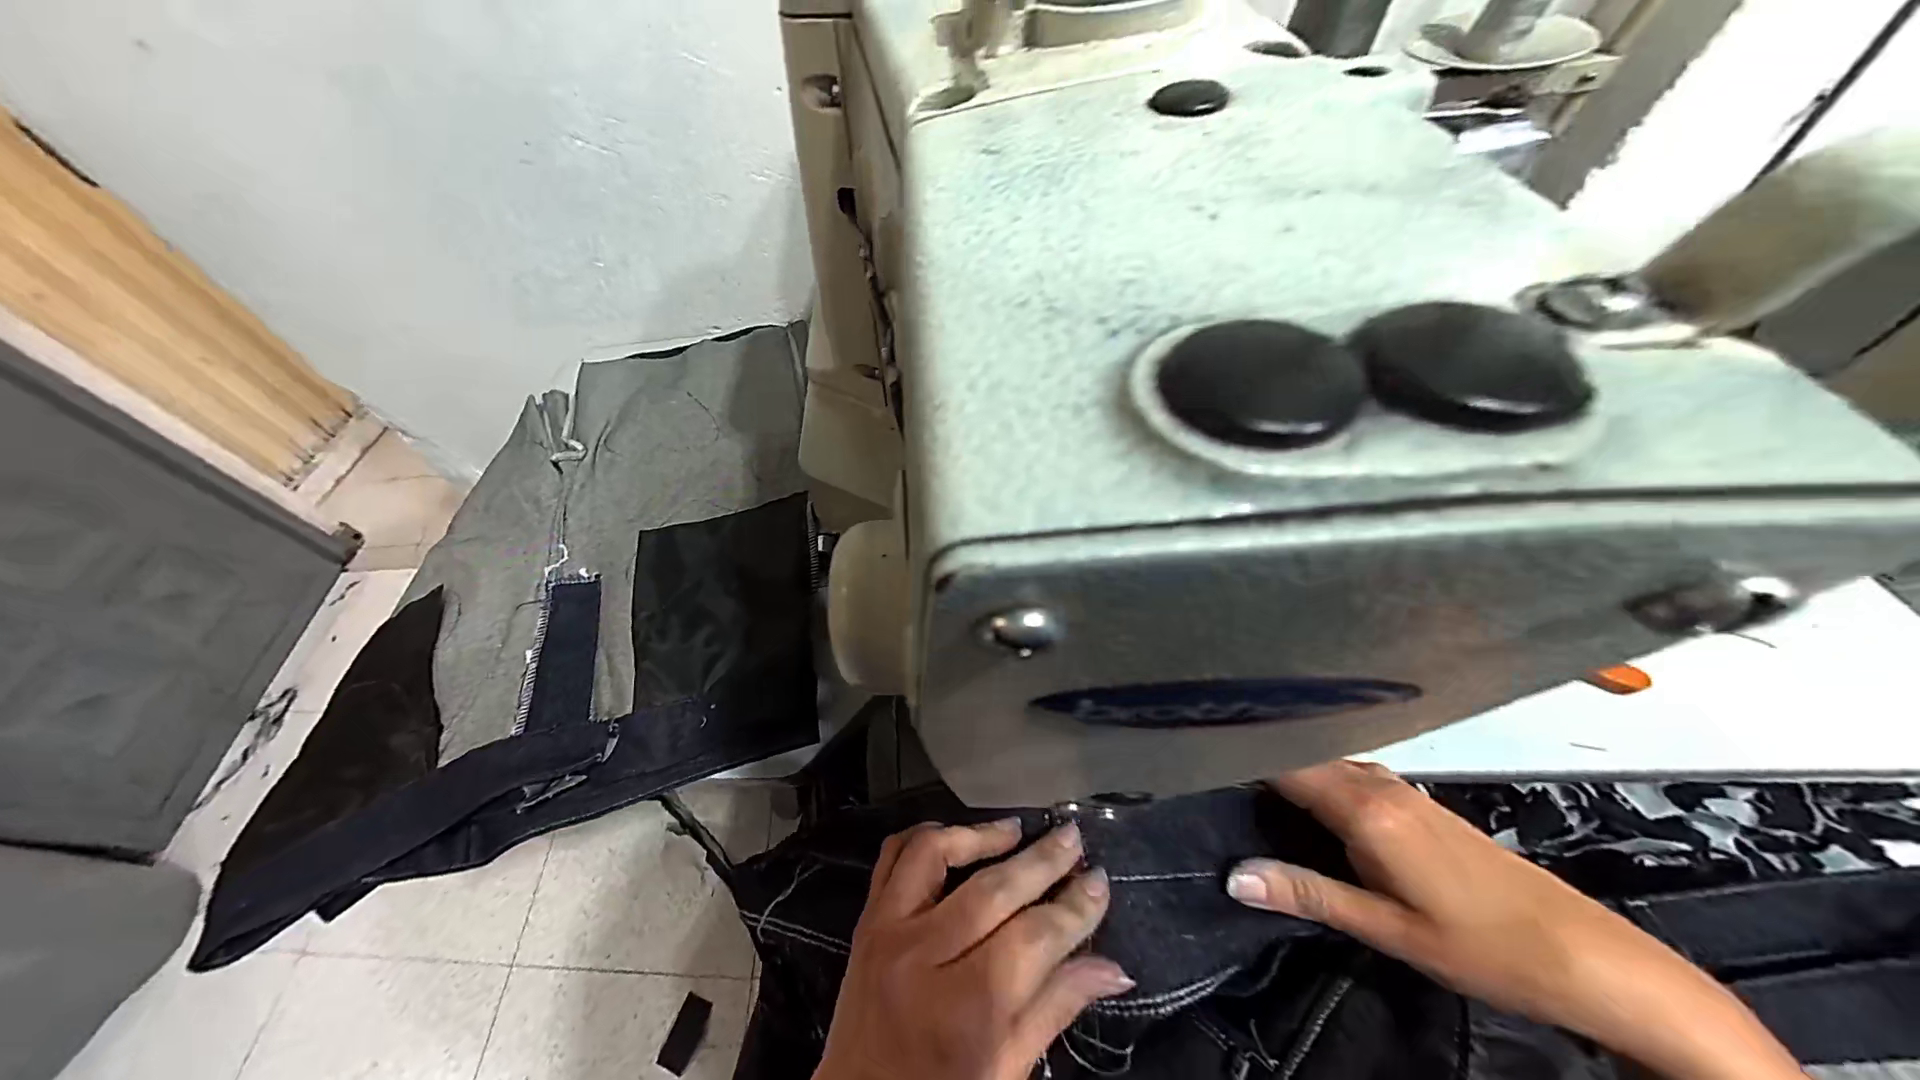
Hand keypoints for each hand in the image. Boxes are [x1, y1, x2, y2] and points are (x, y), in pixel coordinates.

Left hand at [814, 819, 1133, 1079]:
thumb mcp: (1005, 1070)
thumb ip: (1055, 1007)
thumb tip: (1114, 967)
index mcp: (962, 1010)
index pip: (1032, 940)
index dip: (1073, 908)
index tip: (1100, 882)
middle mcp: (920, 958)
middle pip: (992, 890)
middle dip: (1042, 860)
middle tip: (1073, 837)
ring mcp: (886, 931)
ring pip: (936, 854)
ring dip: (981, 835)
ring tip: (1018, 829)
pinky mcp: (866, 919)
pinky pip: (893, 855)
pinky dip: (926, 835)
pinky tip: (958, 835)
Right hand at [1226, 761, 1801, 1079]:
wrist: (1593, 959)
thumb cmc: (1485, 947)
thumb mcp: (1387, 929)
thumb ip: (1306, 893)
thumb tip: (1232, 875)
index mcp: (1365, 808)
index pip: (1284, 763)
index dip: (1238, 754)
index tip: (1193, 750)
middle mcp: (1381, 785)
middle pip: (1302, 755)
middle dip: (1256, 754)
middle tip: (1205, 763)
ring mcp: (1404, 791)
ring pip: (1327, 762)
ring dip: (1287, 765)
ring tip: (1240, 774)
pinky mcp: (1420, 805)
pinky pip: (1350, 775)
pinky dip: (1318, 778)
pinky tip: (1304, 799)